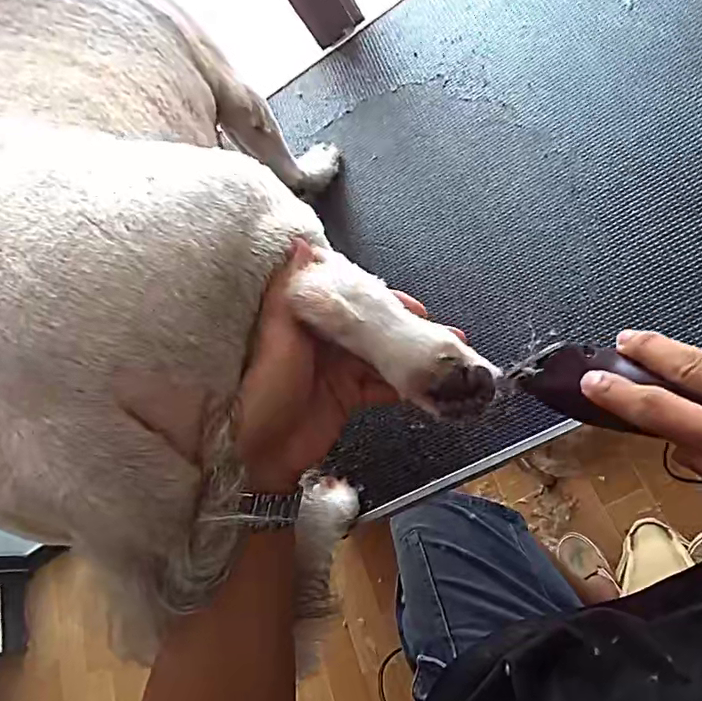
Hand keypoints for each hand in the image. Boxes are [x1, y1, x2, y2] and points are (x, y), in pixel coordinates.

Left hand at [235, 240, 459, 492]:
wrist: (255, 454)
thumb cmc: (259, 394)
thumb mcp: (274, 336)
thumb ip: (290, 291)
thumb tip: (301, 246)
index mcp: (306, 319)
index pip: (354, 300)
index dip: (387, 302)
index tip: (415, 307)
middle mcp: (325, 341)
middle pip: (376, 329)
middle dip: (411, 330)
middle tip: (443, 336)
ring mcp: (338, 370)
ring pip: (386, 356)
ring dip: (414, 357)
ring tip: (446, 358)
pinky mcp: (348, 397)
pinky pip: (384, 386)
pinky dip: (407, 386)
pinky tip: (427, 386)